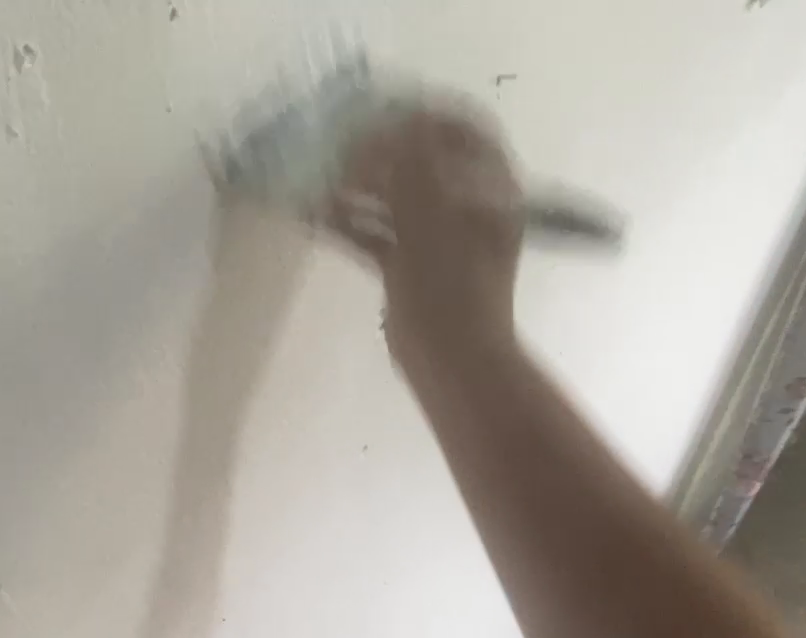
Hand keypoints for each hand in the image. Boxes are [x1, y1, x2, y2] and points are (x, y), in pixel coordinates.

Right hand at [329, 106, 525, 374]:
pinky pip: (376, 236)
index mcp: (487, 187)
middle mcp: (464, 205)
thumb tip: (386, 128)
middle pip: (421, 162)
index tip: (376, 111)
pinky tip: (318, 216)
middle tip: (337, 147)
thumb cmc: (451, 288)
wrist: (450, 358)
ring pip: (394, 199)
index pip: (459, 129)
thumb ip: (411, 169)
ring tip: (321, 178)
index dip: (420, 114)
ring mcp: (435, 238)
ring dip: (358, 188)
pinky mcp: (408, 267)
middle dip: (379, 152)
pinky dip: (350, 225)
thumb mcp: (434, 219)